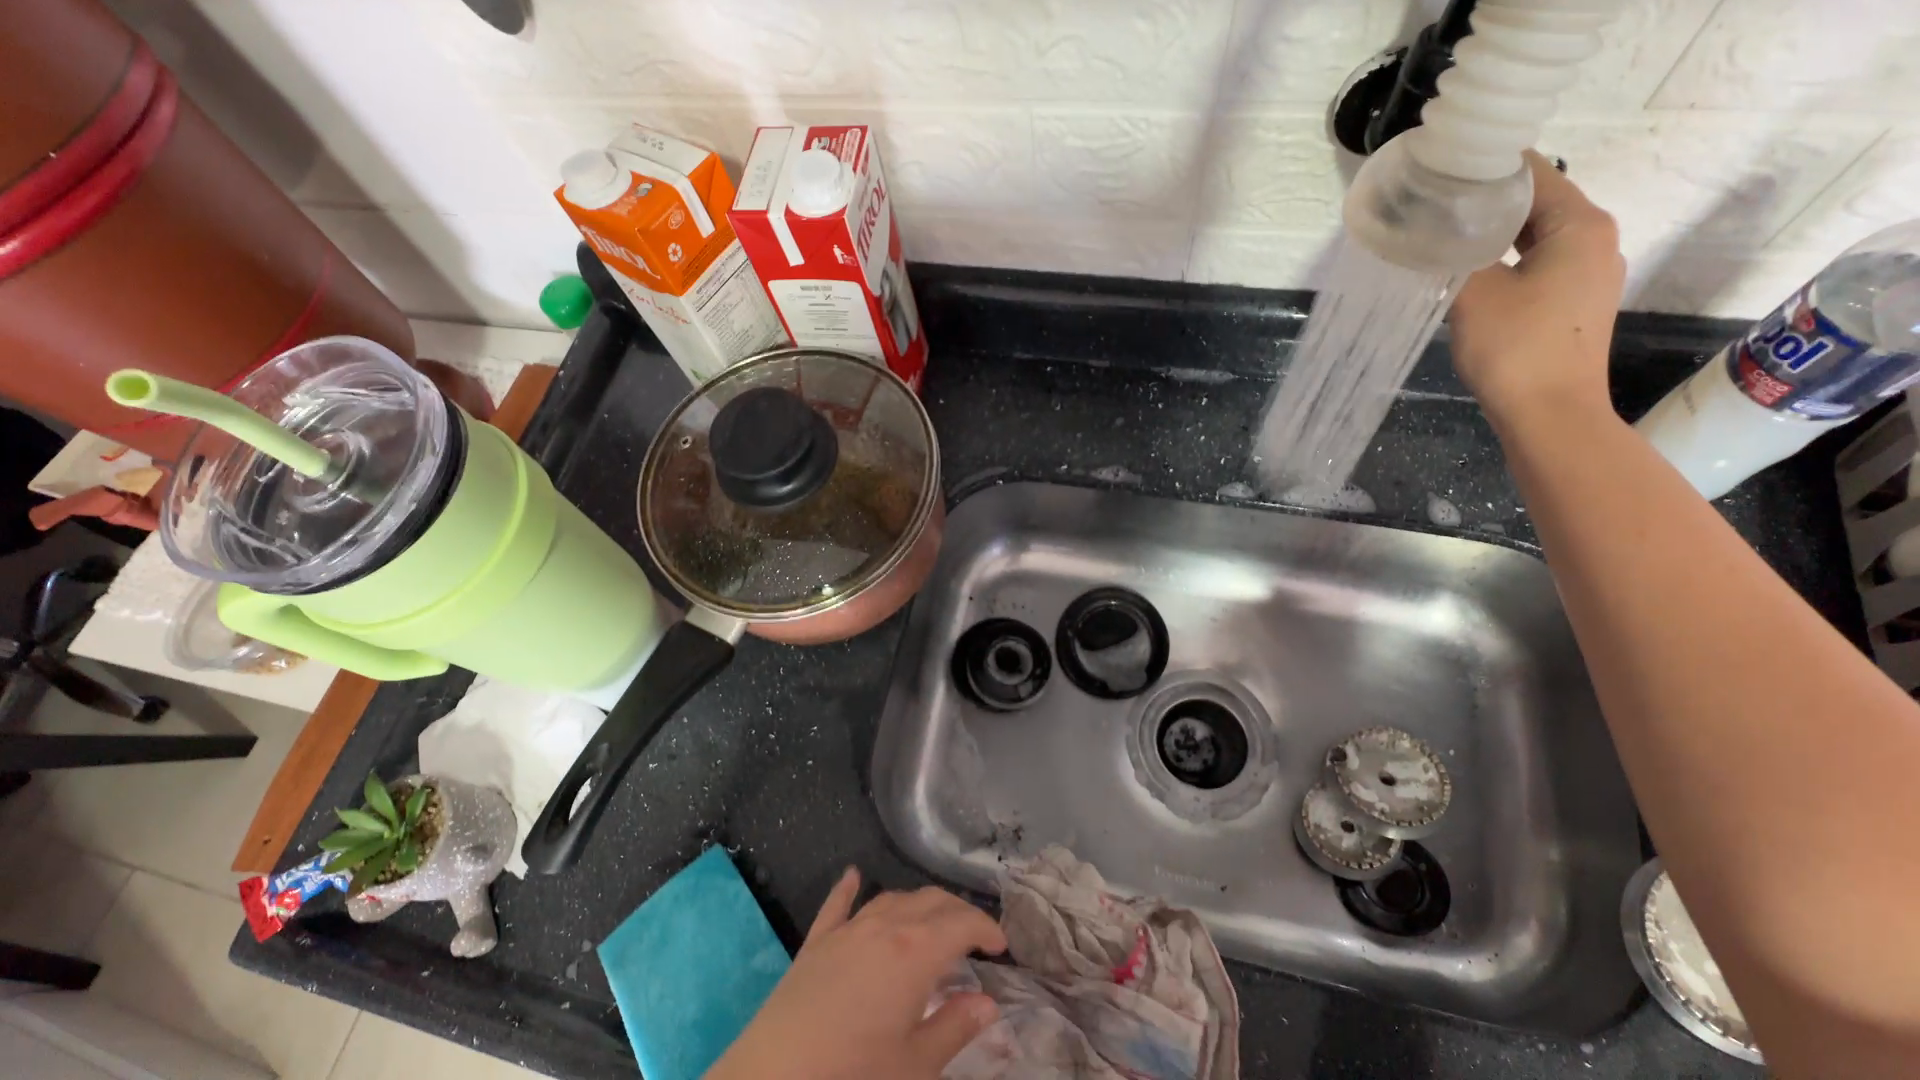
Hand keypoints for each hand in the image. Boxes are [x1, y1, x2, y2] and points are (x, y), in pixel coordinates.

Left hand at [706, 868, 1007, 1079]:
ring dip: (918, 904)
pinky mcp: (814, 944)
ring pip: (891, 899)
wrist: (774, 1077)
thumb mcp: (916, 1064)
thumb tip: (988, 1003)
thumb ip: (955, 1027)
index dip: (988, 928)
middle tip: (975, 938)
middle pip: (931, 902)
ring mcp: (845, 931)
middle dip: (959, 913)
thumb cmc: (854, 1073)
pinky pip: (837, 905)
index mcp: (916, 952)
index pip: (964, 923)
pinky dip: (849, 888)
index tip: (1002, 947)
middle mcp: (884, 927)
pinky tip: (854, 875)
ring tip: (934, 923)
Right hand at [1449, 151, 1627, 428]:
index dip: (1484, 165)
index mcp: (1580, 224)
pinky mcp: (1574, 303)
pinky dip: (1505, 259)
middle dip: (1485, 200)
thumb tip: (1430, 229)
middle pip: (1535, 202)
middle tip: (1432, 200)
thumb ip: (1453, 252)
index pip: (1530, 172)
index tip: (1440, 167)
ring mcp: (1589, 274)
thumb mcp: (1474, 293)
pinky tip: (1468, 270)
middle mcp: (1595, 240)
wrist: (1551, 417)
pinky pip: (1537, 263)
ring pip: (1534, 235)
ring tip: (1442, 233)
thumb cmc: (1517, 348)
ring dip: (1492, 233)